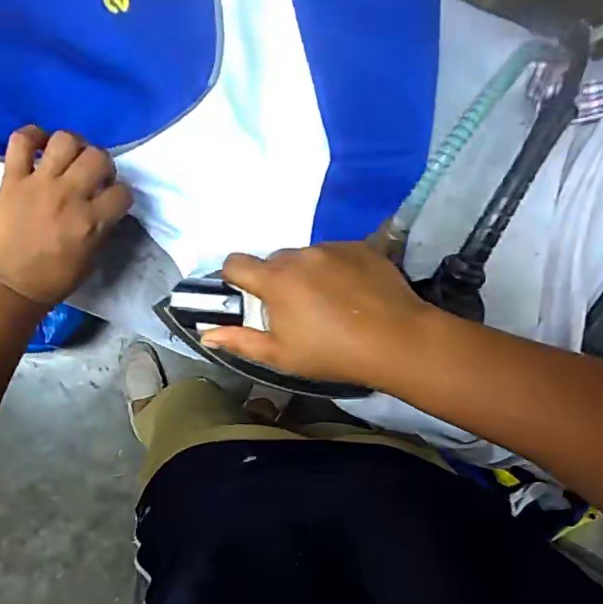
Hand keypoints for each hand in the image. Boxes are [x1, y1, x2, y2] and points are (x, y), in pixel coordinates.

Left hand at [0, 126, 133, 307]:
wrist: (9, 286)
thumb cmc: (53, 280)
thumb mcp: (91, 259)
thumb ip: (101, 229)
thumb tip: (105, 208)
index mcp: (91, 221)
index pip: (122, 192)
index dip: (121, 195)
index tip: (112, 200)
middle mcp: (69, 195)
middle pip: (98, 157)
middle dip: (102, 165)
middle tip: (93, 177)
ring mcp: (39, 183)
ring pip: (65, 140)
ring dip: (73, 145)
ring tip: (69, 158)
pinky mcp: (12, 178)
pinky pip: (22, 141)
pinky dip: (32, 135)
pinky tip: (39, 144)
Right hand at [201, 237, 435, 387]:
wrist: (396, 340)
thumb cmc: (331, 353)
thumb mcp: (280, 356)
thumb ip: (240, 341)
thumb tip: (206, 334)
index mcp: (275, 280)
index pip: (235, 262)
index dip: (232, 278)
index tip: (243, 296)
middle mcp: (300, 255)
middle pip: (273, 261)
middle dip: (274, 281)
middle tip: (291, 312)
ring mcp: (332, 248)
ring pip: (305, 257)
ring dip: (305, 275)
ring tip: (327, 305)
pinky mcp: (360, 247)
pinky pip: (334, 254)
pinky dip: (333, 270)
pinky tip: (349, 295)